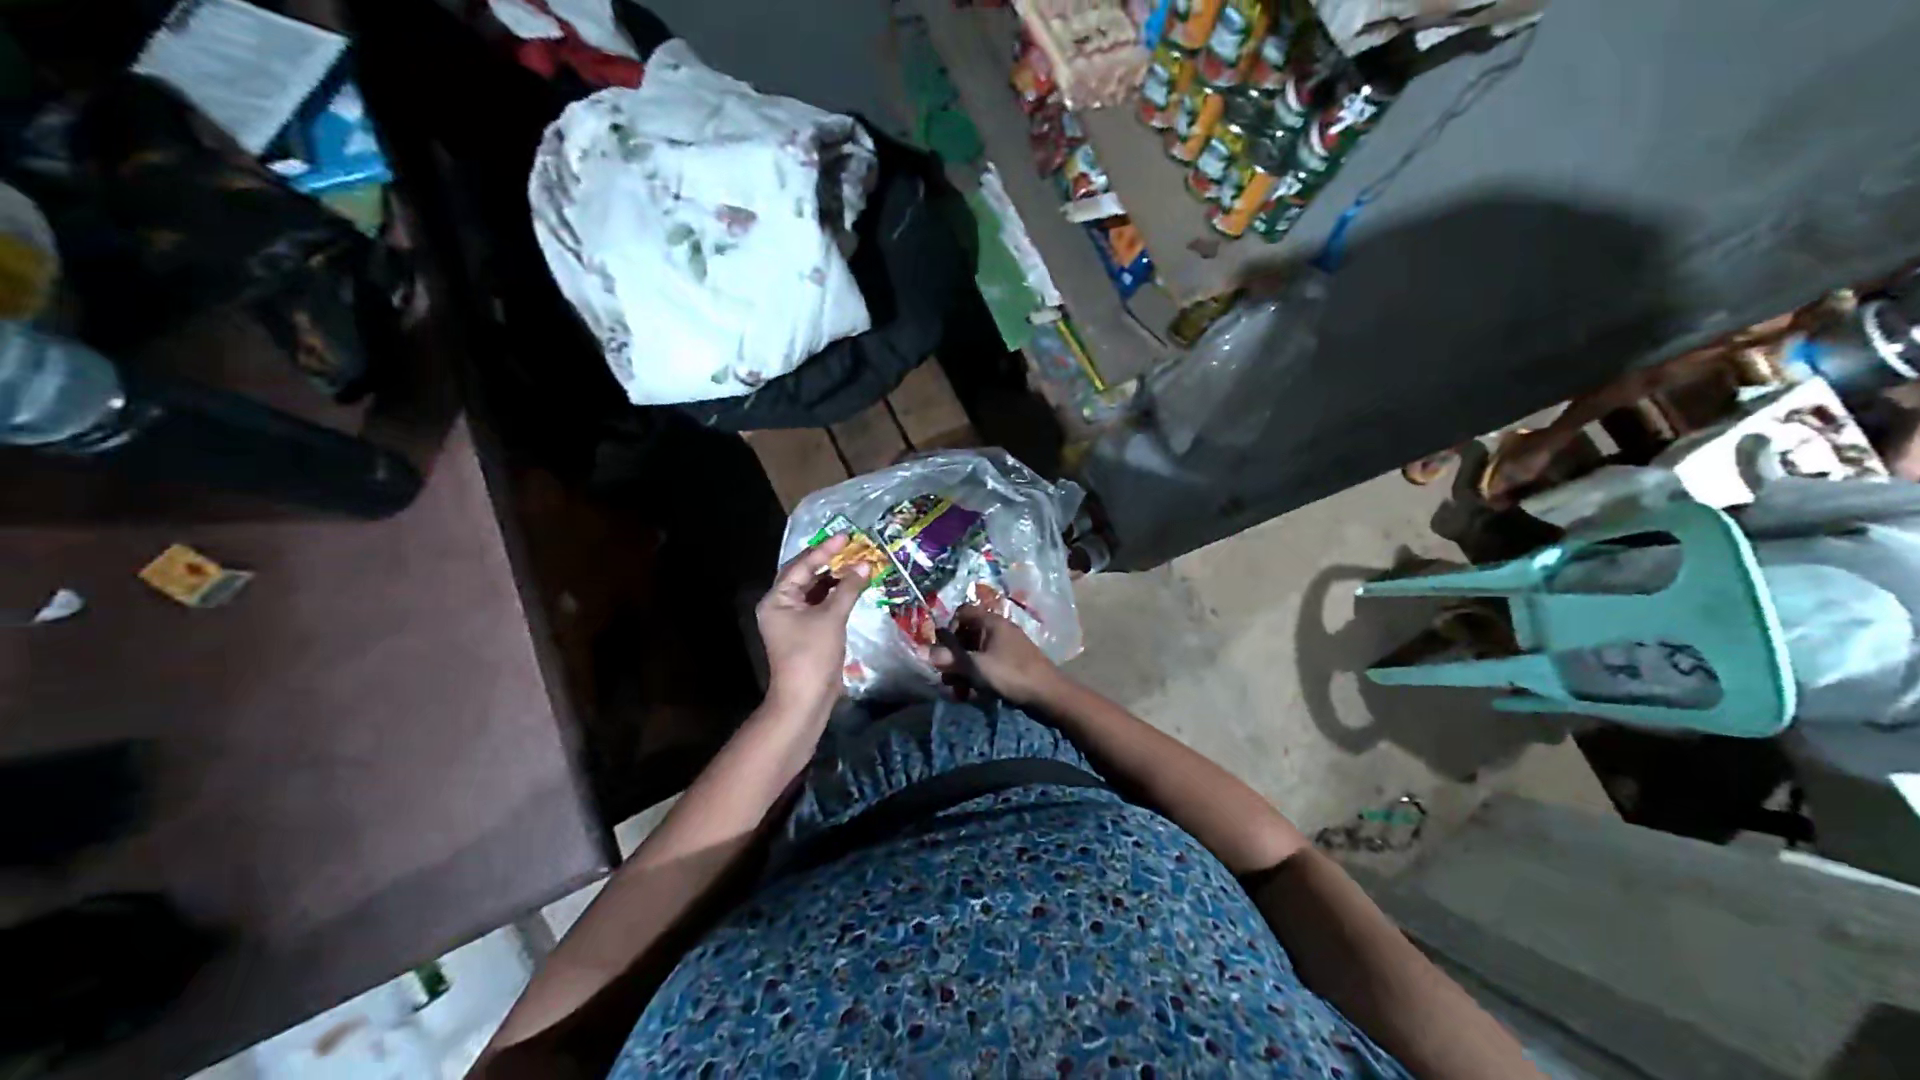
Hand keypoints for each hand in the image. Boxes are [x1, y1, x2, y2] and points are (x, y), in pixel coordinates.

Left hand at [756, 534, 870, 713]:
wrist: (805, 699)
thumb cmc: (812, 655)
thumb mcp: (831, 617)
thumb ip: (848, 588)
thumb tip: (866, 564)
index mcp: (777, 599)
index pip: (801, 565)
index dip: (825, 549)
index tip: (847, 536)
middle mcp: (780, 606)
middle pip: (805, 575)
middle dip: (829, 561)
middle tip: (853, 547)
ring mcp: (792, 620)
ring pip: (814, 591)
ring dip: (834, 578)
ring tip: (857, 563)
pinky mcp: (805, 632)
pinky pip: (820, 605)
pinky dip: (835, 595)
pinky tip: (852, 587)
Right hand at [930, 603, 1066, 705]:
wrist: (1049, 694)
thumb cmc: (1012, 675)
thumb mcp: (976, 667)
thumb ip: (950, 658)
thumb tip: (922, 651)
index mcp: (992, 623)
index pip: (963, 612)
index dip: (949, 628)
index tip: (944, 649)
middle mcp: (999, 630)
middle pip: (968, 635)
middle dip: (954, 657)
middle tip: (947, 677)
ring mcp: (1007, 647)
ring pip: (977, 653)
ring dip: (964, 670)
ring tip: (958, 691)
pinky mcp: (1013, 663)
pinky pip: (988, 664)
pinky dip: (978, 676)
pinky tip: (973, 694)